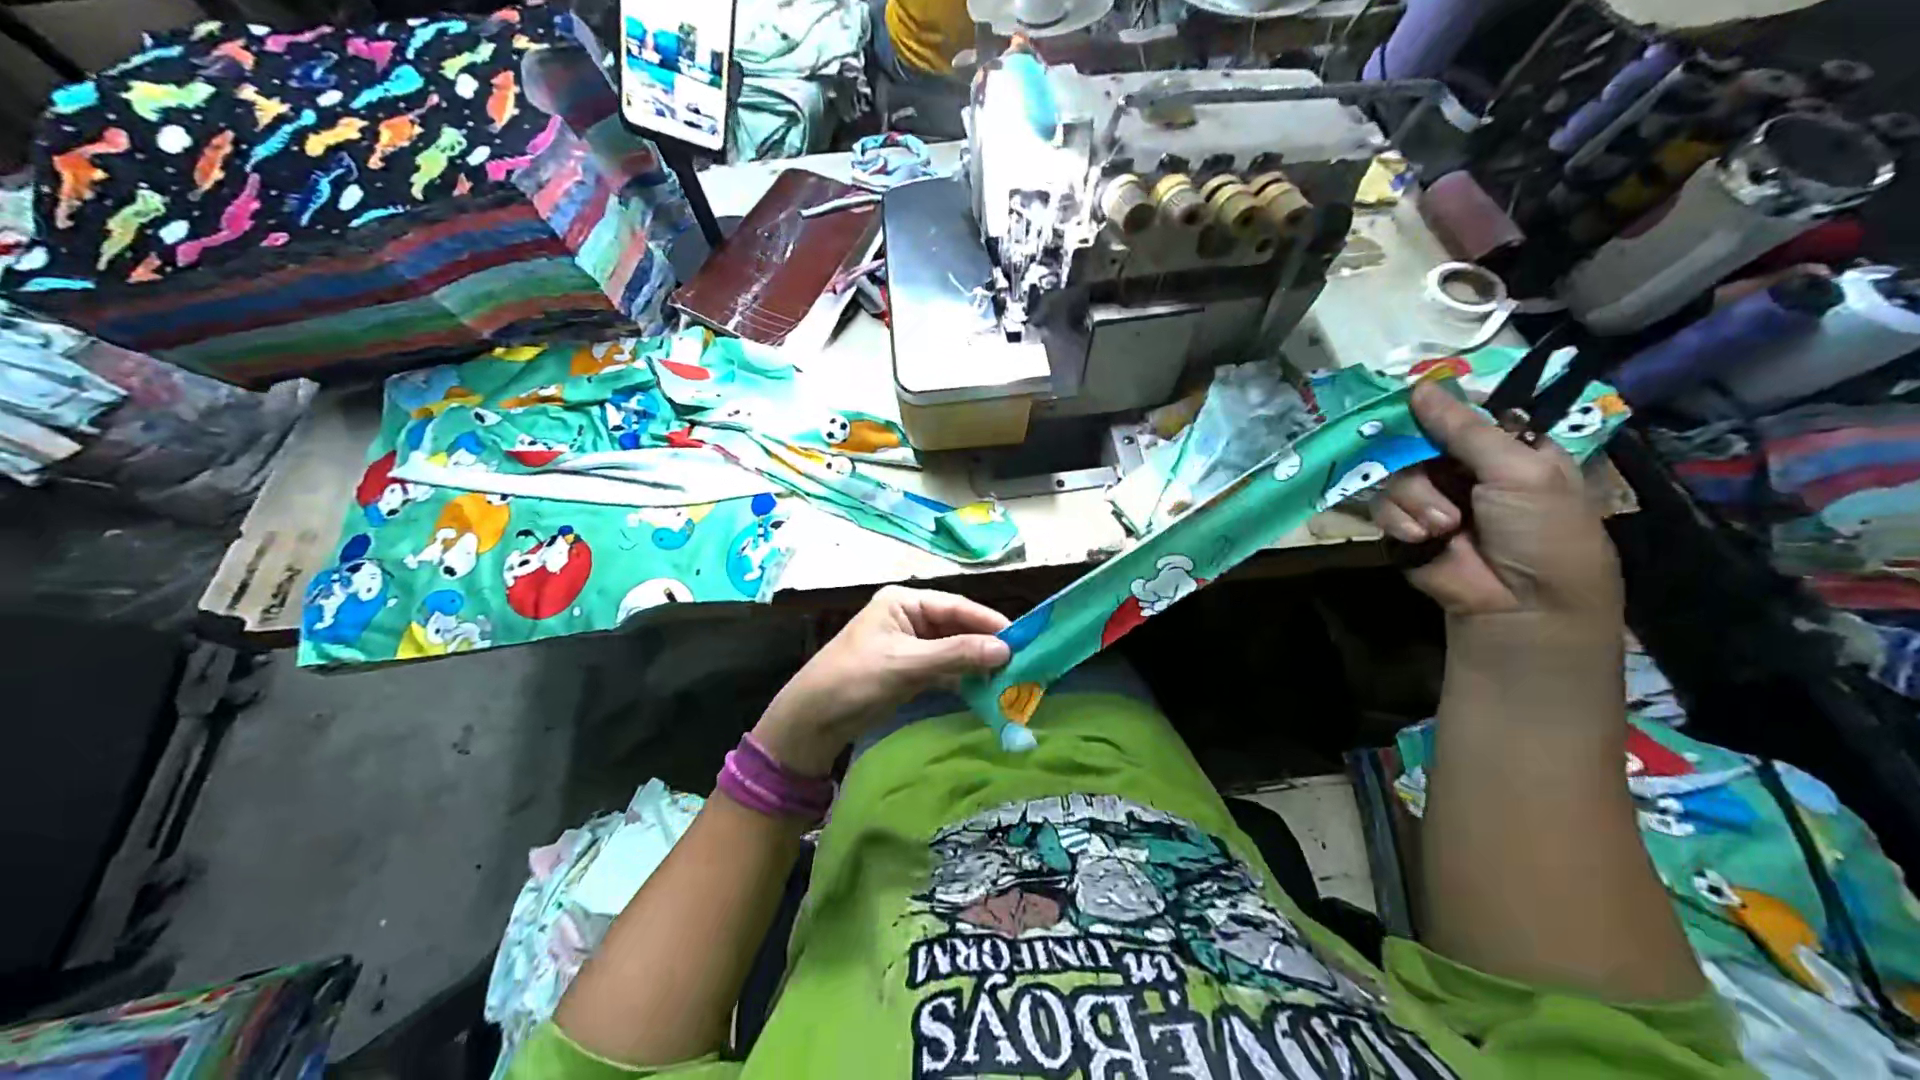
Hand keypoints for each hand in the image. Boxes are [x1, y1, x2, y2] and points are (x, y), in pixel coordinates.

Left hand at [751, 586, 1011, 775]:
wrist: (812, 721)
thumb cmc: (853, 680)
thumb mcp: (906, 664)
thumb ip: (955, 655)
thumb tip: (1005, 650)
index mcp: (903, 601)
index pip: (956, 606)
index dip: (989, 622)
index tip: (1022, 638)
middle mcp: (909, 617)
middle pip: (958, 626)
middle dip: (986, 644)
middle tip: (1022, 661)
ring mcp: (910, 644)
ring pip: (954, 649)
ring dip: (978, 662)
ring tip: (1010, 677)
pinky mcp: (909, 670)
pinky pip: (945, 668)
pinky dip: (964, 678)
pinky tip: (986, 689)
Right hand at [1373, 381, 1621, 630]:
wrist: (1522, 605)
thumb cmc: (1542, 531)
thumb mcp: (1519, 469)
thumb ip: (1465, 428)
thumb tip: (1421, 386)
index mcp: (1504, 449)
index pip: (1457, 416)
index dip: (1433, 411)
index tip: (1411, 407)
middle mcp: (1463, 470)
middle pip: (1416, 442)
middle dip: (1419, 462)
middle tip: (1432, 476)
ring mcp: (1431, 500)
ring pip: (1395, 475)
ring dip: (1414, 499)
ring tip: (1442, 525)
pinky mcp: (1404, 529)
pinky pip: (1382, 508)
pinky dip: (1399, 521)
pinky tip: (1422, 537)